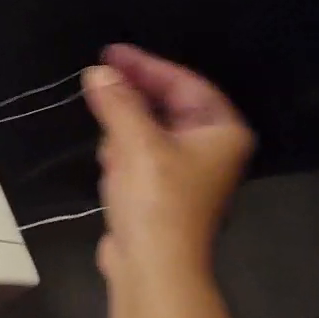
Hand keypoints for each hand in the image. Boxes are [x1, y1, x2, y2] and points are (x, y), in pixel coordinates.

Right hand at [83, 44, 253, 276]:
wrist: (152, 264)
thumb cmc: (156, 199)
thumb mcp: (135, 143)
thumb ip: (117, 103)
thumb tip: (97, 72)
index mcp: (221, 131)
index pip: (185, 84)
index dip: (146, 65)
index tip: (110, 53)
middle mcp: (211, 148)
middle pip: (170, 105)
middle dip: (134, 93)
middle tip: (98, 75)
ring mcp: (187, 171)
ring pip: (152, 129)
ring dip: (125, 122)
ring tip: (101, 115)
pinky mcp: (162, 191)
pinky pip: (141, 154)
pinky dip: (122, 148)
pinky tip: (107, 156)